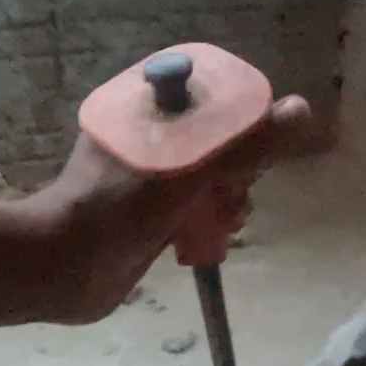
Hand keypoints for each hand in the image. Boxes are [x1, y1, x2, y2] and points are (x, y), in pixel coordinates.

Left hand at [27, 94, 311, 322]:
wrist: (64, 268)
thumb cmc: (118, 208)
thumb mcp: (188, 169)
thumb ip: (245, 142)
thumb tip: (302, 110)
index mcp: (150, 107)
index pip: (215, 97)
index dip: (242, 123)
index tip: (247, 155)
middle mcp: (152, 138)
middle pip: (219, 144)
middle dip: (237, 171)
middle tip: (230, 194)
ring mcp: (152, 181)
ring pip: (211, 182)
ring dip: (227, 203)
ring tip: (222, 224)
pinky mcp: (153, 219)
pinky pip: (196, 213)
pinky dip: (207, 227)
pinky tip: (206, 244)